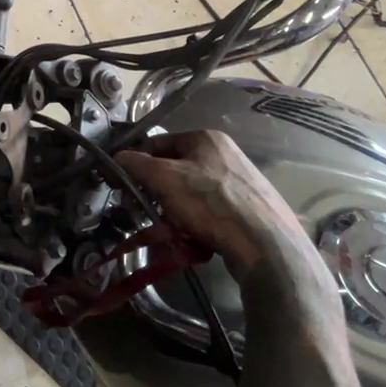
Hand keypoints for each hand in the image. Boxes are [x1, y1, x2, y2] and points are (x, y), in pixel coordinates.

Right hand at [115, 130, 312, 280]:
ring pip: (192, 192)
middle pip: (175, 169)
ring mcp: (244, 182)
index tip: (125, 187)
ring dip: (176, 209)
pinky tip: (197, 237)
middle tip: (147, 210)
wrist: (268, 248)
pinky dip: (199, 221)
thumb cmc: (210, 203)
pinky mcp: (255, 210)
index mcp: (206, 138)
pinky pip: (213, 211)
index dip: (136, 163)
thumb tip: (118, 158)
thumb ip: (133, 163)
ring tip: (173, 228)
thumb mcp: (162, 178)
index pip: (156, 143)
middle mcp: (227, 154)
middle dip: (158, 190)